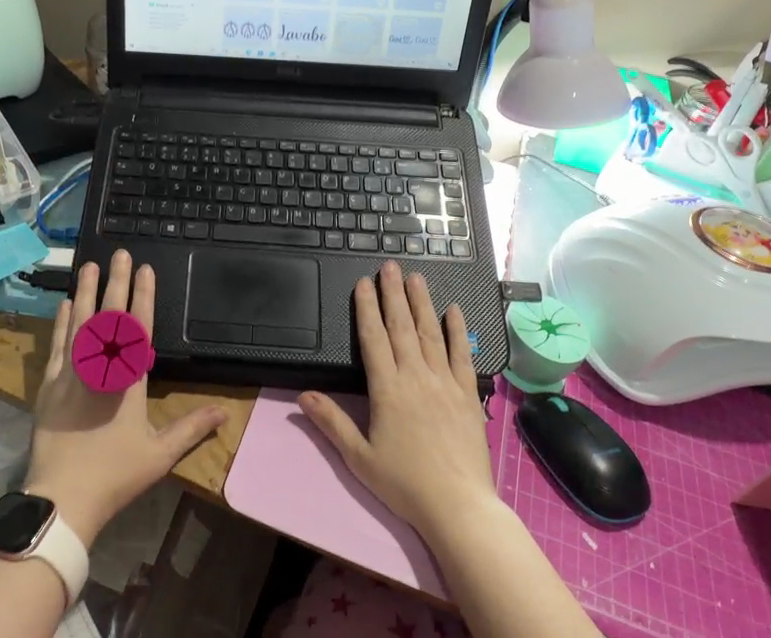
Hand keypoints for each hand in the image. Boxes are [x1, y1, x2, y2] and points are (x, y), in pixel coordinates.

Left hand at [25, 249, 225, 544]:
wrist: (62, 497)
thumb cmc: (115, 474)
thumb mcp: (159, 454)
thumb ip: (191, 428)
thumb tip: (224, 412)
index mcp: (128, 381)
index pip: (138, 328)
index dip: (143, 297)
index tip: (145, 270)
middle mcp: (99, 368)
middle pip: (108, 317)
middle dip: (115, 283)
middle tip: (119, 254)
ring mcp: (70, 374)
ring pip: (78, 323)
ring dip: (85, 292)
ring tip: (89, 266)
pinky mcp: (48, 386)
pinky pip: (56, 346)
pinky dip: (61, 323)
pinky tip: (64, 305)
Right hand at [299, 261, 495, 536]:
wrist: (457, 504)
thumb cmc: (404, 483)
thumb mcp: (359, 457)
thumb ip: (331, 422)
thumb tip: (303, 395)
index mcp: (387, 389)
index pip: (374, 339)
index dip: (367, 308)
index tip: (363, 283)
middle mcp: (416, 377)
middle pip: (402, 327)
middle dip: (393, 294)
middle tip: (389, 266)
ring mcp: (445, 383)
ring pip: (431, 334)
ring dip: (422, 303)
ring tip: (415, 277)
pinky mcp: (468, 394)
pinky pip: (463, 355)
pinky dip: (458, 330)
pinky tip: (454, 311)